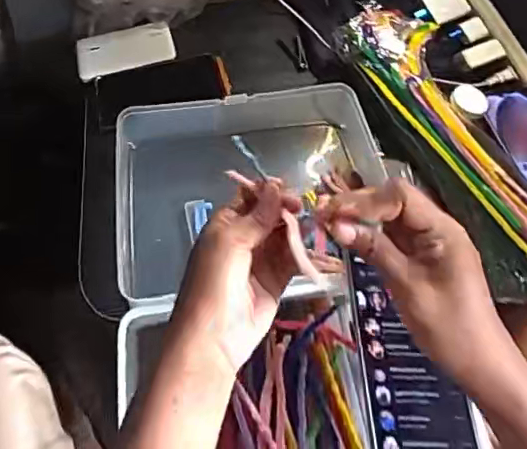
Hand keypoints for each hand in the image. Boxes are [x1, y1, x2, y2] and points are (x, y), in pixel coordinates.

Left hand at [169, 177, 302, 371]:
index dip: (270, 193)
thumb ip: (257, 216)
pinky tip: (313, 251)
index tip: (290, 191)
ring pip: (283, 237)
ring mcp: (260, 260)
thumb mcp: (231, 242)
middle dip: (287, 212)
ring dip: (297, 232)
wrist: (214, 340)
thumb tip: (274, 186)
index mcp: (226, 223)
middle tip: (305, 211)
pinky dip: (302, 256)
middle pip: (270, 216)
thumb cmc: (214, 283)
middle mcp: (243, 238)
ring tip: (313, 229)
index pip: (251, 199)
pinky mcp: (275, 282)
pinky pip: (291, 261)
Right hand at [317, 178, 507, 384]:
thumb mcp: (408, 288)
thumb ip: (375, 250)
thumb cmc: (450, 330)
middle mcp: (437, 226)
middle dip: (357, 205)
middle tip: (322, 213)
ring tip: (328, 220)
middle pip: (392, 199)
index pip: (398, 195)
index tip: (334, 213)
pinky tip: (349, 235)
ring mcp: (431, 240)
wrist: (484, 369)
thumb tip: (337, 224)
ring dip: (360, 216)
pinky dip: (370, 233)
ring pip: (389, 215)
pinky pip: (393, 234)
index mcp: (442, 228)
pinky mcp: (424, 255)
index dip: (364, 200)